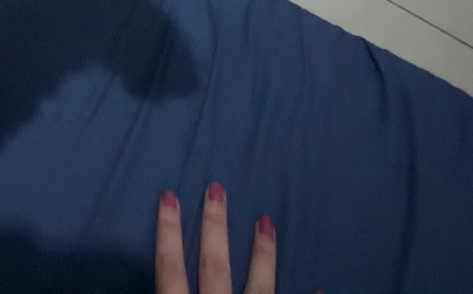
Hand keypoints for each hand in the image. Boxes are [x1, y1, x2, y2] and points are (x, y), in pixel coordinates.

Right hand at [155, 183, 284, 293]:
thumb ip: (167, 293)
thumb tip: (153, 288)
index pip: (170, 269)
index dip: (168, 231)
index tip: (169, 195)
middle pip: (213, 266)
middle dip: (215, 227)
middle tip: (216, 188)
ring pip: (258, 287)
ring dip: (263, 254)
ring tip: (266, 221)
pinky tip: (319, 288)